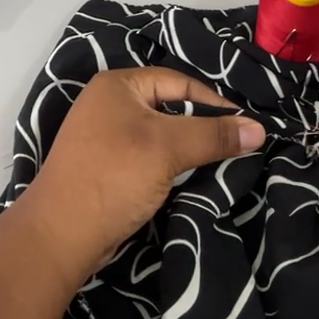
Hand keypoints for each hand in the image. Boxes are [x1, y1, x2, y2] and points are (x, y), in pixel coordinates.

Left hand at [20, 68, 265, 276]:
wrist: (59, 237)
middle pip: (169, 107)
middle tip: (236, 144)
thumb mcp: (168, 149)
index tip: (244, 126)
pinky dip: (168, 165)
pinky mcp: (105, 167)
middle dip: (201, 126)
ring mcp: (104, 136)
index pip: (178, 82)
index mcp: (118, 84)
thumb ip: (213, 135)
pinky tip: (189, 179)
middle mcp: (108, 103)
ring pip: (159, 134)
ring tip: (219, 163)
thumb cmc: (113, 176)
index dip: (213, 102)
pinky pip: (147, 156)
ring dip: (186, 148)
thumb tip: (259, 129)